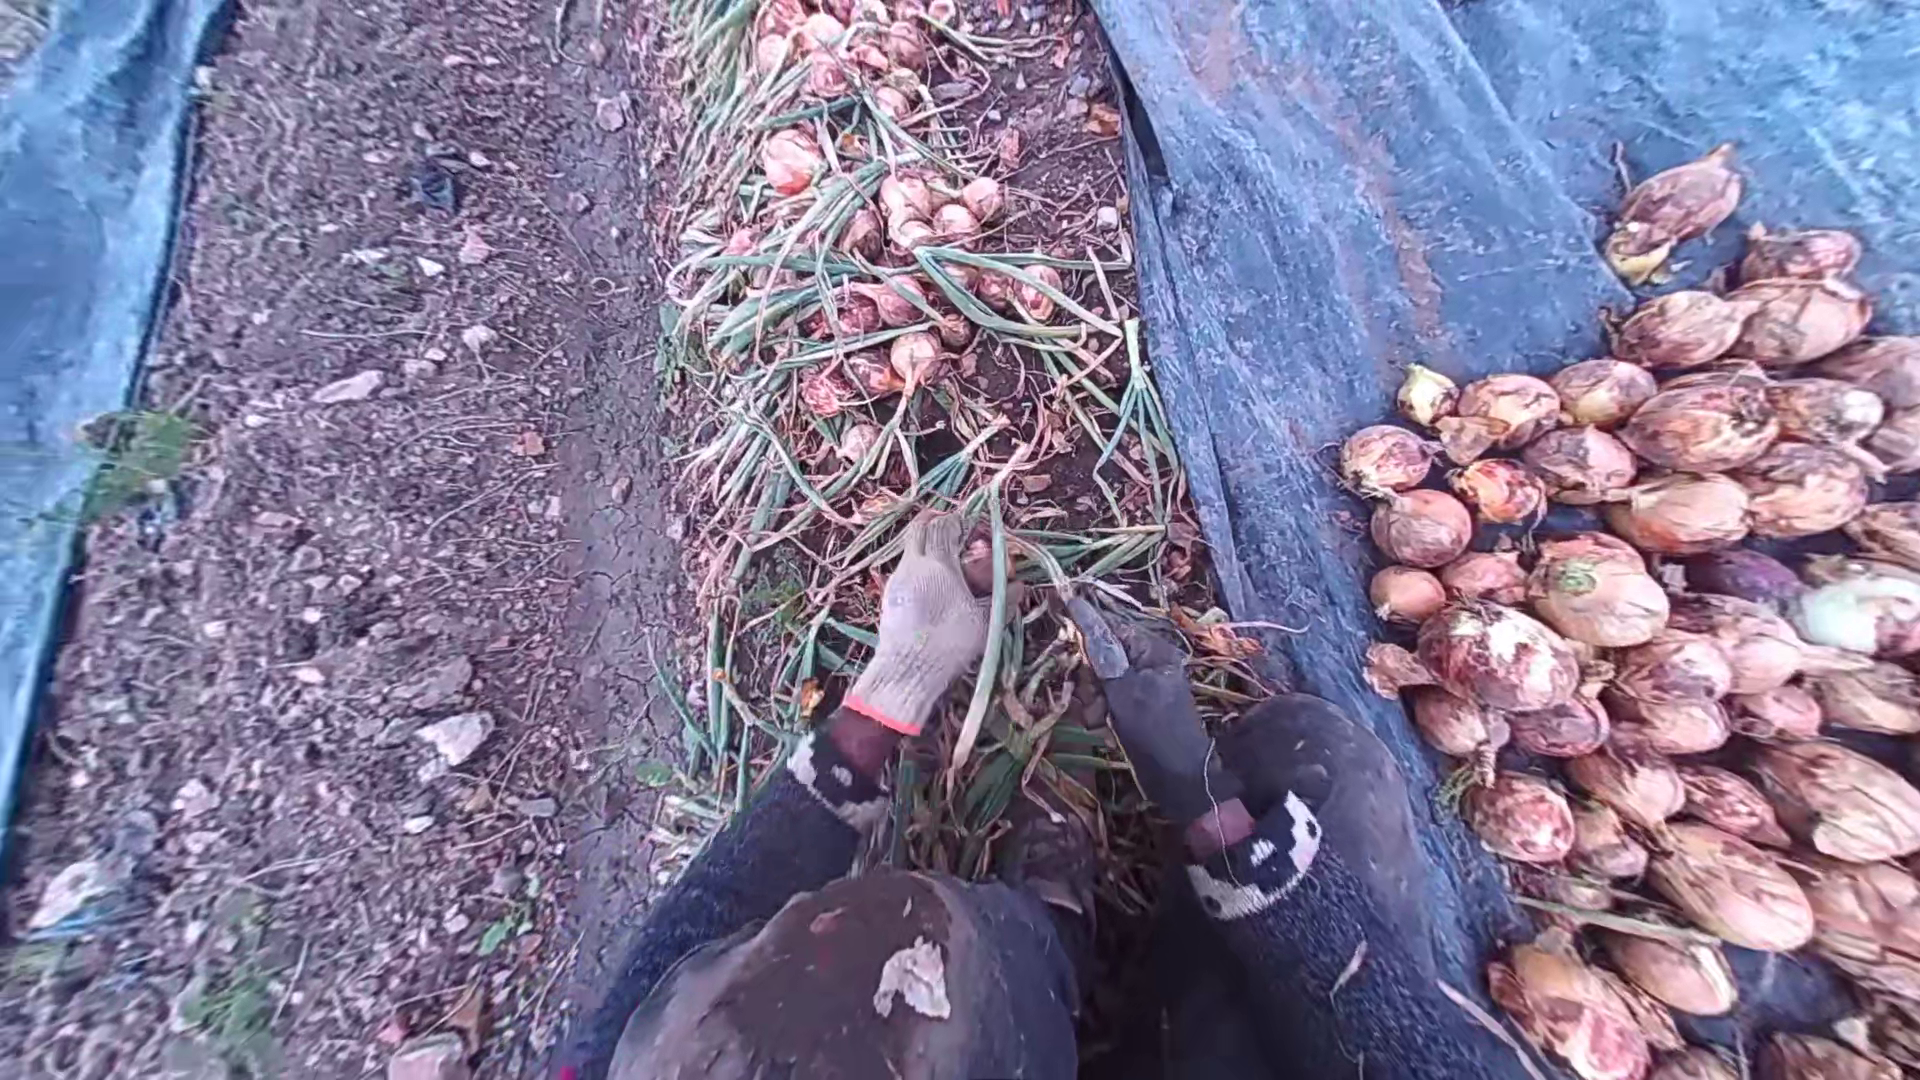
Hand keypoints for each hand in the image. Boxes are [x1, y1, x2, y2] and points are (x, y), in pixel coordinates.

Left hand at [844, 511, 991, 734]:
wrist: (908, 670)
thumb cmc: (949, 642)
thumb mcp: (984, 621)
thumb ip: (1002, 600)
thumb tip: (1018, 587)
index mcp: (938, 563)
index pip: (945, 526)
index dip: (960, 521)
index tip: (974, 529)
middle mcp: (913, 565)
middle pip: (919, 529)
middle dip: (936, 522)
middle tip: (952, 528)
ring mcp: (897, 580)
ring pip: (910, 550)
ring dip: (927, 547)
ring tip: (946, 562)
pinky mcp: (890, 597)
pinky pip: (905, 571)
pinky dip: (919, 568)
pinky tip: (932, 587)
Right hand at [1087, 607, 1244, 828]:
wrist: (1179, 782)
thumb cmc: (1154, 732)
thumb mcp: (1124, 691)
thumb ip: (1101, 653)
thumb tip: (1080, 605)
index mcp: (1152, 650)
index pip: (1110, 627)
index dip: (1083, 631)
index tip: (1063, 642)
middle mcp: (1147, 662)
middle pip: (1102, 653)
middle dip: (1090, 677)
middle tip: (1089, 699)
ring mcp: (1141, 684)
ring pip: (1100, 677)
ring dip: (1092, 697)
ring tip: (1095, 718)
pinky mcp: (1135, 704)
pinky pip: (1107, 696)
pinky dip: (1100, 709)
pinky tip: (1100, 725)